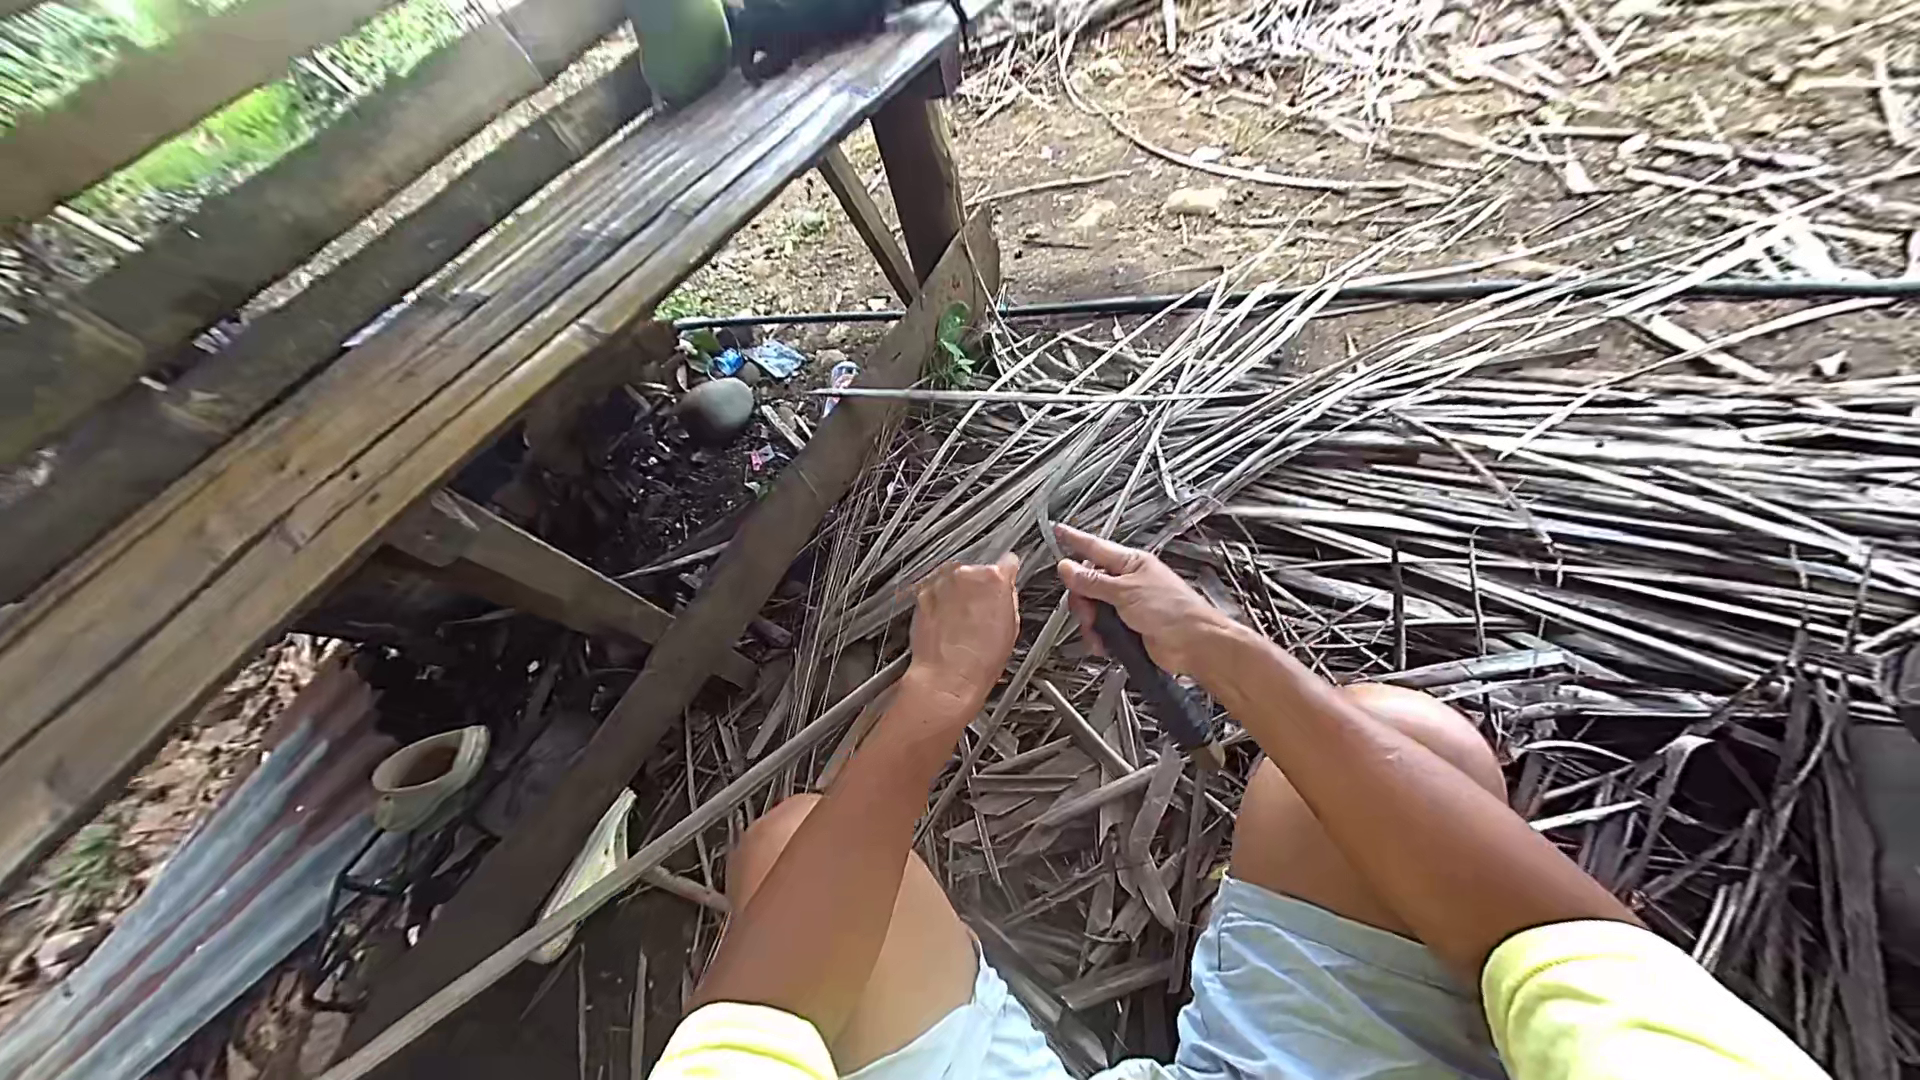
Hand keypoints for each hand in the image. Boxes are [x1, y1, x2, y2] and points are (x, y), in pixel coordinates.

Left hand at [905, 553, 1020, 716]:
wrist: (947, 678)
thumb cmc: (980, 661)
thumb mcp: (1011, 626)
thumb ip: (1008, 598)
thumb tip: (1006, 590)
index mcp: (995, 578)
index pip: (1008, 562)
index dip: (1007, 575)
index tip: (1005, 581)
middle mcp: (966, 574)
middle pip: (978, 571)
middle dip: (979, 587)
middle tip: (980, 612)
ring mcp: (942, 582)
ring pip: (956, 578)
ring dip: (958, 592)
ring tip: (962, 620)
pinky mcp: (923, 592)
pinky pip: (936, 589)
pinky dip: (940, 600)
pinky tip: (946, 622)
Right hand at [1053, 524, 1231, 676]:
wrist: (1196, 645)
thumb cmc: (1175, 611)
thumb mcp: (1126, 592)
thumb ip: (1093, 581)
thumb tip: (1068, 567)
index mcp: (1131, 563)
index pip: (1095, 547)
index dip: (1074, 540)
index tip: (1059, 531)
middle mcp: (1128, 581)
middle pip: (1088, 583)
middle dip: (1082, 599)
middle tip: (1086, 611)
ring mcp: (1128, 604)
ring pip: (1092, 607)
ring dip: (1090, 622)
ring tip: (1099, 632)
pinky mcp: (1129, 626)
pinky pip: (1102, 627)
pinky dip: (1099, 636)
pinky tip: (1104, 643)